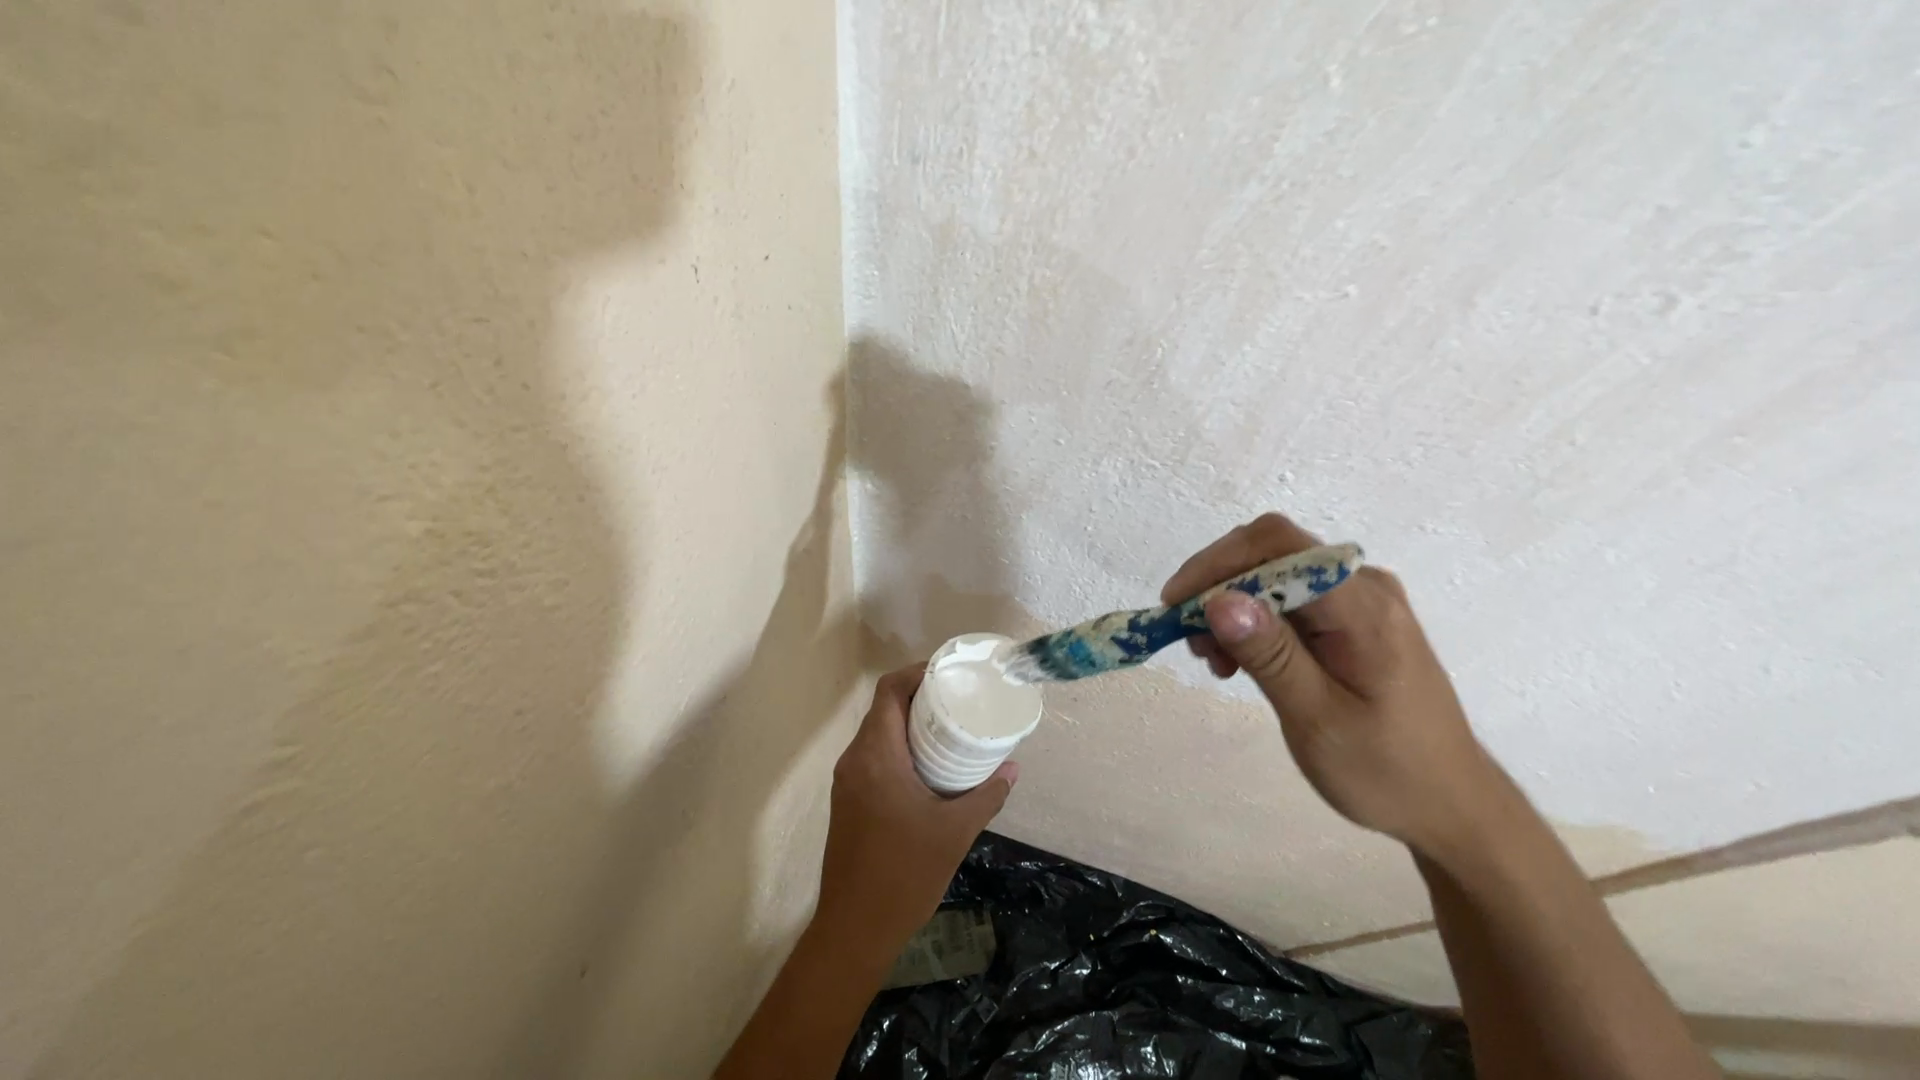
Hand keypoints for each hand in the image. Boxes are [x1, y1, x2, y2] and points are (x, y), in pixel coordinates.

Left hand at [814, 665, 1016, 956]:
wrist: (855, 927)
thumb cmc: (905, 873)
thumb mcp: (955, 832)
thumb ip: (986, 796)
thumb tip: (1011, 769)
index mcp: (876, 755)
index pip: (889, 691)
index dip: (917, 673)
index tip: (950, 675)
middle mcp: (854, 760)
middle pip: (883, 710)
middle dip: (920, 699)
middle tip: (960, 702)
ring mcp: (846, 782)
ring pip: (877, 735)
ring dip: (909, 727)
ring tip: (949, 732)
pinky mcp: (847, 802)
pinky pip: (873, 759)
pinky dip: (899, 751)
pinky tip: (929, 769)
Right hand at [1162, 513, 1495, 851]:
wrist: (1449, 804)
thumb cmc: (1385, 770)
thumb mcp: (1318, 719)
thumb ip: (1271, 655)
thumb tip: (1218, 599)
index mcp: (1363, 607)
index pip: (1278, 545)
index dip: (1216, 563)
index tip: (1173, 606)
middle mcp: (1365, 588)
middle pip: (1274, 552)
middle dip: (1219, 585)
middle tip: (1189, 641)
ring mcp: (1363, 603)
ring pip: (1278, 575)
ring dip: (1232, 607)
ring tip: (1213, 662)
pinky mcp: (1355, 623)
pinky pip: (1293, 600)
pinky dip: (1255, 622)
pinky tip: (1240, 662)